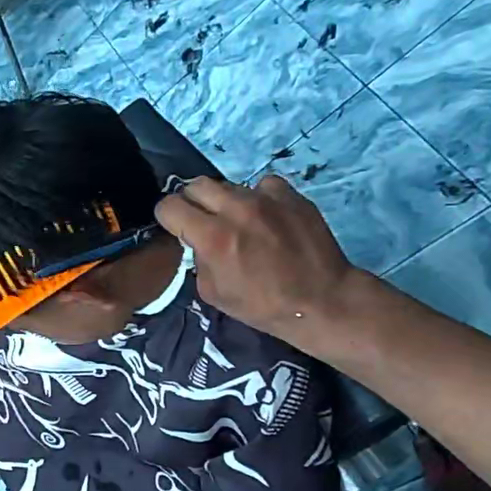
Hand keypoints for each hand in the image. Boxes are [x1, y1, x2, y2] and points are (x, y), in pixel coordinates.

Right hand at [154, 175, 363, 342]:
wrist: (321, 300)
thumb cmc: (264, 306)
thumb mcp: (214, 293)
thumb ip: (198, 260)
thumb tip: (197, 241)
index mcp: (213, 237)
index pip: (169, 205)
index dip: (168, 217)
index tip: (177, 227)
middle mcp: (235, 209)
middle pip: (196, 185)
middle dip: (193, 203)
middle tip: (204, 221)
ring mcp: (265, 197)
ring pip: (229, 185)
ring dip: (226, 202)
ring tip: (240, 223)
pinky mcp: (290, 194)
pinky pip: (262, 186)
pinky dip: (259, 200)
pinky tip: (268, 218)